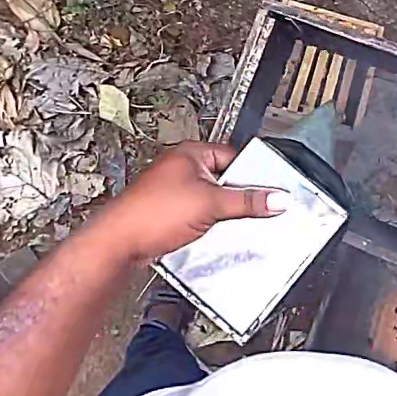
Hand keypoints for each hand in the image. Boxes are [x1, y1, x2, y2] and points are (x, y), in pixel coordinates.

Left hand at [82, 142, 282, 264]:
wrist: (120, 242)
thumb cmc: (151, 212)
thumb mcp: (211, 203)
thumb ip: (247, 201)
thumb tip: (276, 198)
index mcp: (191, 153)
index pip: (233, 156)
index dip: (251, 173)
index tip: (267, 189)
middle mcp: (181, 168)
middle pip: (224, 180)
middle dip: (235, 196)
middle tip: (245, 208)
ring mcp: (174, 190)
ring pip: (211, 199)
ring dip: (219, 212)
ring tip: (221, 222)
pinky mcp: (169, 212)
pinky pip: (198, 214)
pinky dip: (205, 223)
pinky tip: (206, 233)